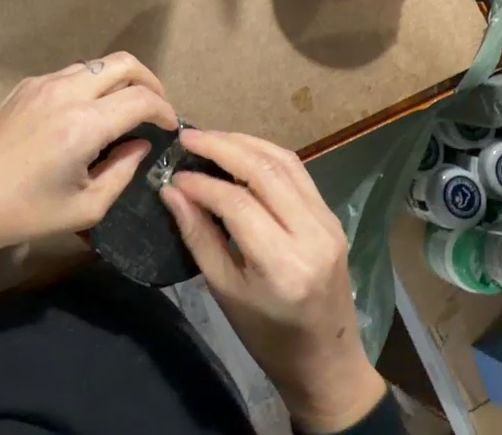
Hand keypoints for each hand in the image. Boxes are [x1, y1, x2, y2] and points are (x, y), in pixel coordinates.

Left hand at [0, 53, 177, 261]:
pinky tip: (90, 114)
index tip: (171, 129)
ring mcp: (42, 83)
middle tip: (157, 110)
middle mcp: (65, 92)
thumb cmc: (25, 213)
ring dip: (119, 81)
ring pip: (96, 64)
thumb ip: (123, 172)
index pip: (141, 99)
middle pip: (123, 63)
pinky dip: (92, 85)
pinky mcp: (25, 85)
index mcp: (83, 124)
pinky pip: (71, 73)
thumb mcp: (85, 208)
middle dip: (149, 82)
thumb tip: (141, 144)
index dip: (165, 111)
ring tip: (126, 112)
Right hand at [161, 129, 386, 433]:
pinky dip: (265, 154)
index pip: (237, 202)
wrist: (327, 363)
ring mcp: (328, 223)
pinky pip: (297, 172)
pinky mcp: (332, 217)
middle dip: (221, 147)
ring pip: (283, 162)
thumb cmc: (268, 337)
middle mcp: (312, 235)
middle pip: (264, 170)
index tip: (173, 176)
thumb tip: (170, 190)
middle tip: (186, 137)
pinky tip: (239, 151)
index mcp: (283, 265)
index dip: (201, 183)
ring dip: (243, 143)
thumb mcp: (224, 290)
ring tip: (208, 139)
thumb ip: (197, 235)